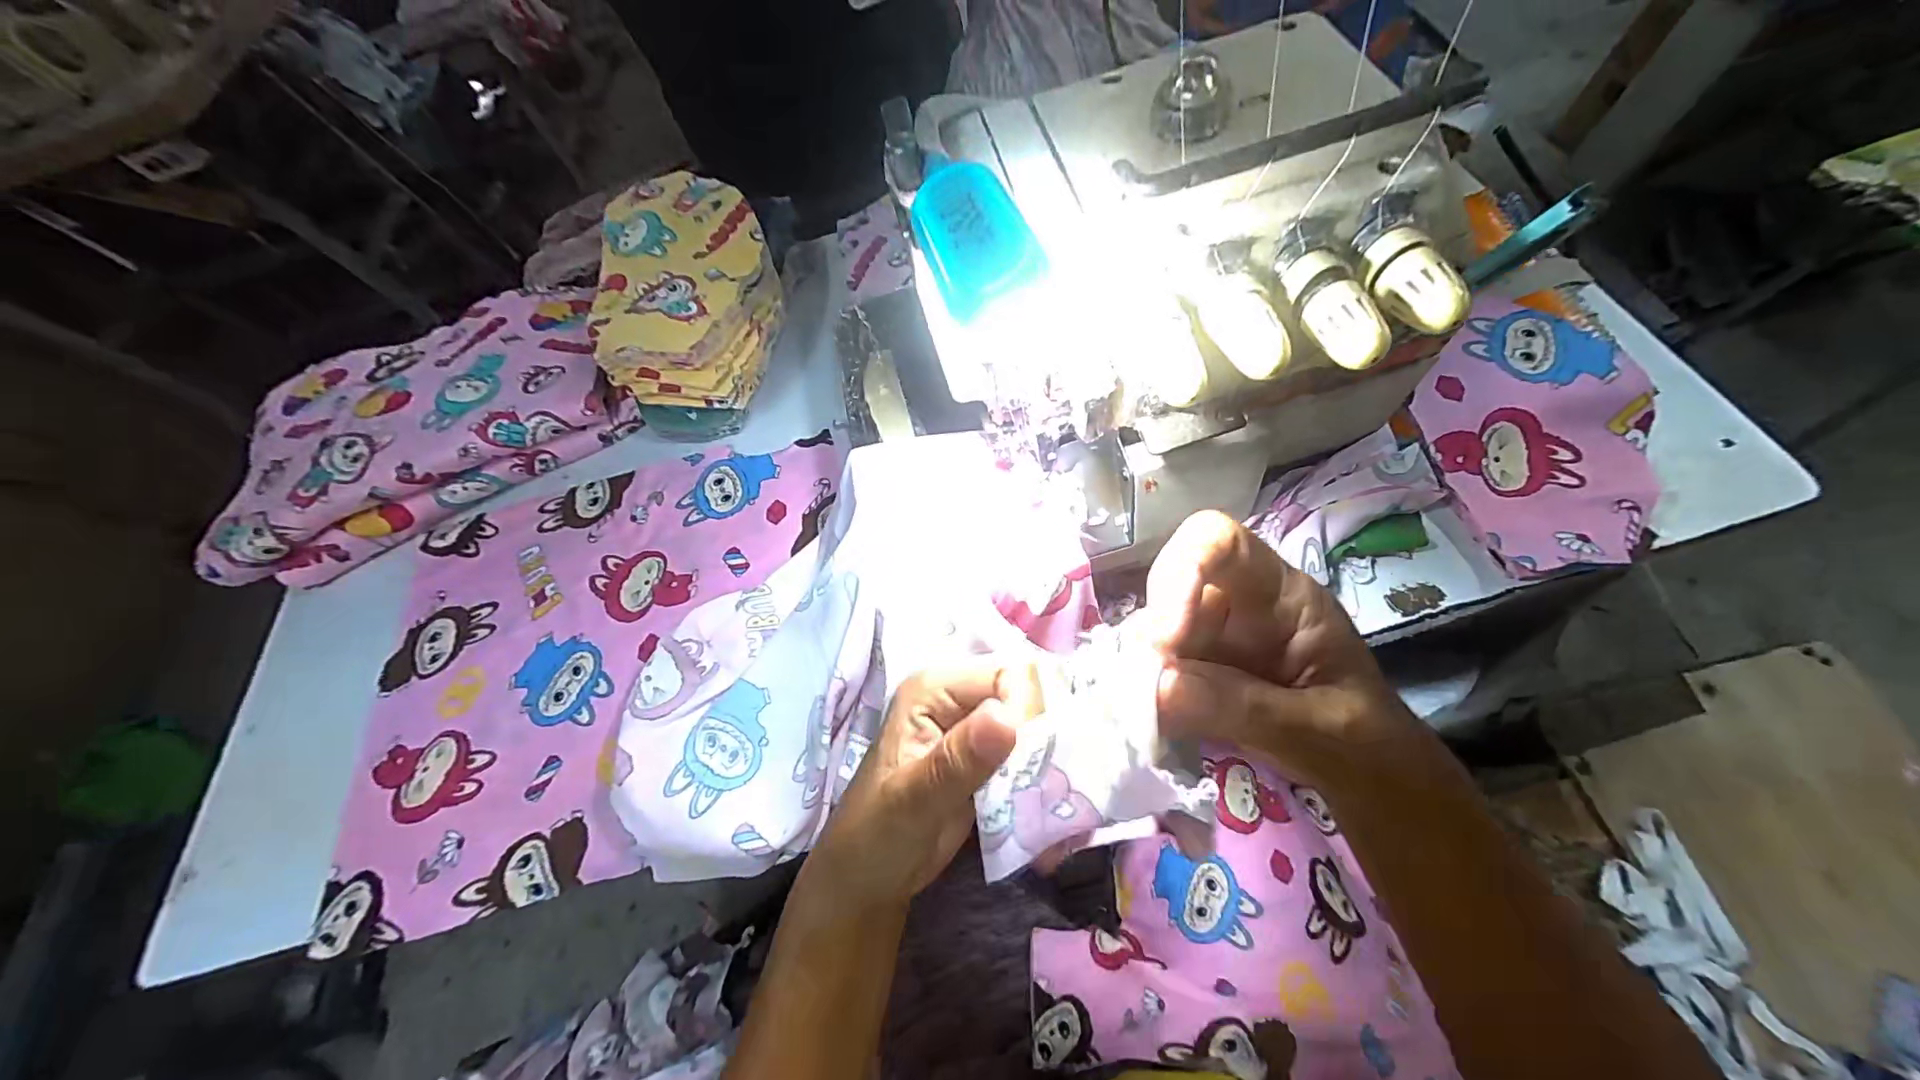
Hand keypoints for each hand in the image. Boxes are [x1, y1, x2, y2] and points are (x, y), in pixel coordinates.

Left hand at [805, 663, 1035, 910]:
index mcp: (933, 690)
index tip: (1033, 765)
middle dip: (1047, 744)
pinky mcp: (985, 762)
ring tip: (1055, 815)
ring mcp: (972, 731)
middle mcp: (956, 700)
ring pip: (1033, 732)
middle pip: (1027, 701)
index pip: (1006, 676)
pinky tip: (1047, 821)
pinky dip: (1041, 787)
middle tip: (1052, 794)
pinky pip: (1028, 761)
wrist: (864, 882)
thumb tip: (1007, 717)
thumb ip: (957, 760)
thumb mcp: (913, 802)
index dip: (1029, 714)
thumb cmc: (874, 838)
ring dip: (1050, 770)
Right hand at [1145, 511, 1438, 798]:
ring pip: (1151, 629)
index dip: (1183, 570)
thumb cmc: (1368, 747)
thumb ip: (1242, 708)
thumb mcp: (1320, 731)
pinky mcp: (1192, 675)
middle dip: (1154, 632)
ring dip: (1140, 669)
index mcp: (1282, 597)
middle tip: (1149, 691)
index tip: (1167, 639)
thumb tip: (1154, 686)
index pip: (1220, 542)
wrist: (1376, 789)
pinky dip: (1140, 694)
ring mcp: (1210, 641)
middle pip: (1171, 584)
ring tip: (1151, 719)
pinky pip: (1150, 669)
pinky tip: (1153, 725)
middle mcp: (1237, 607)